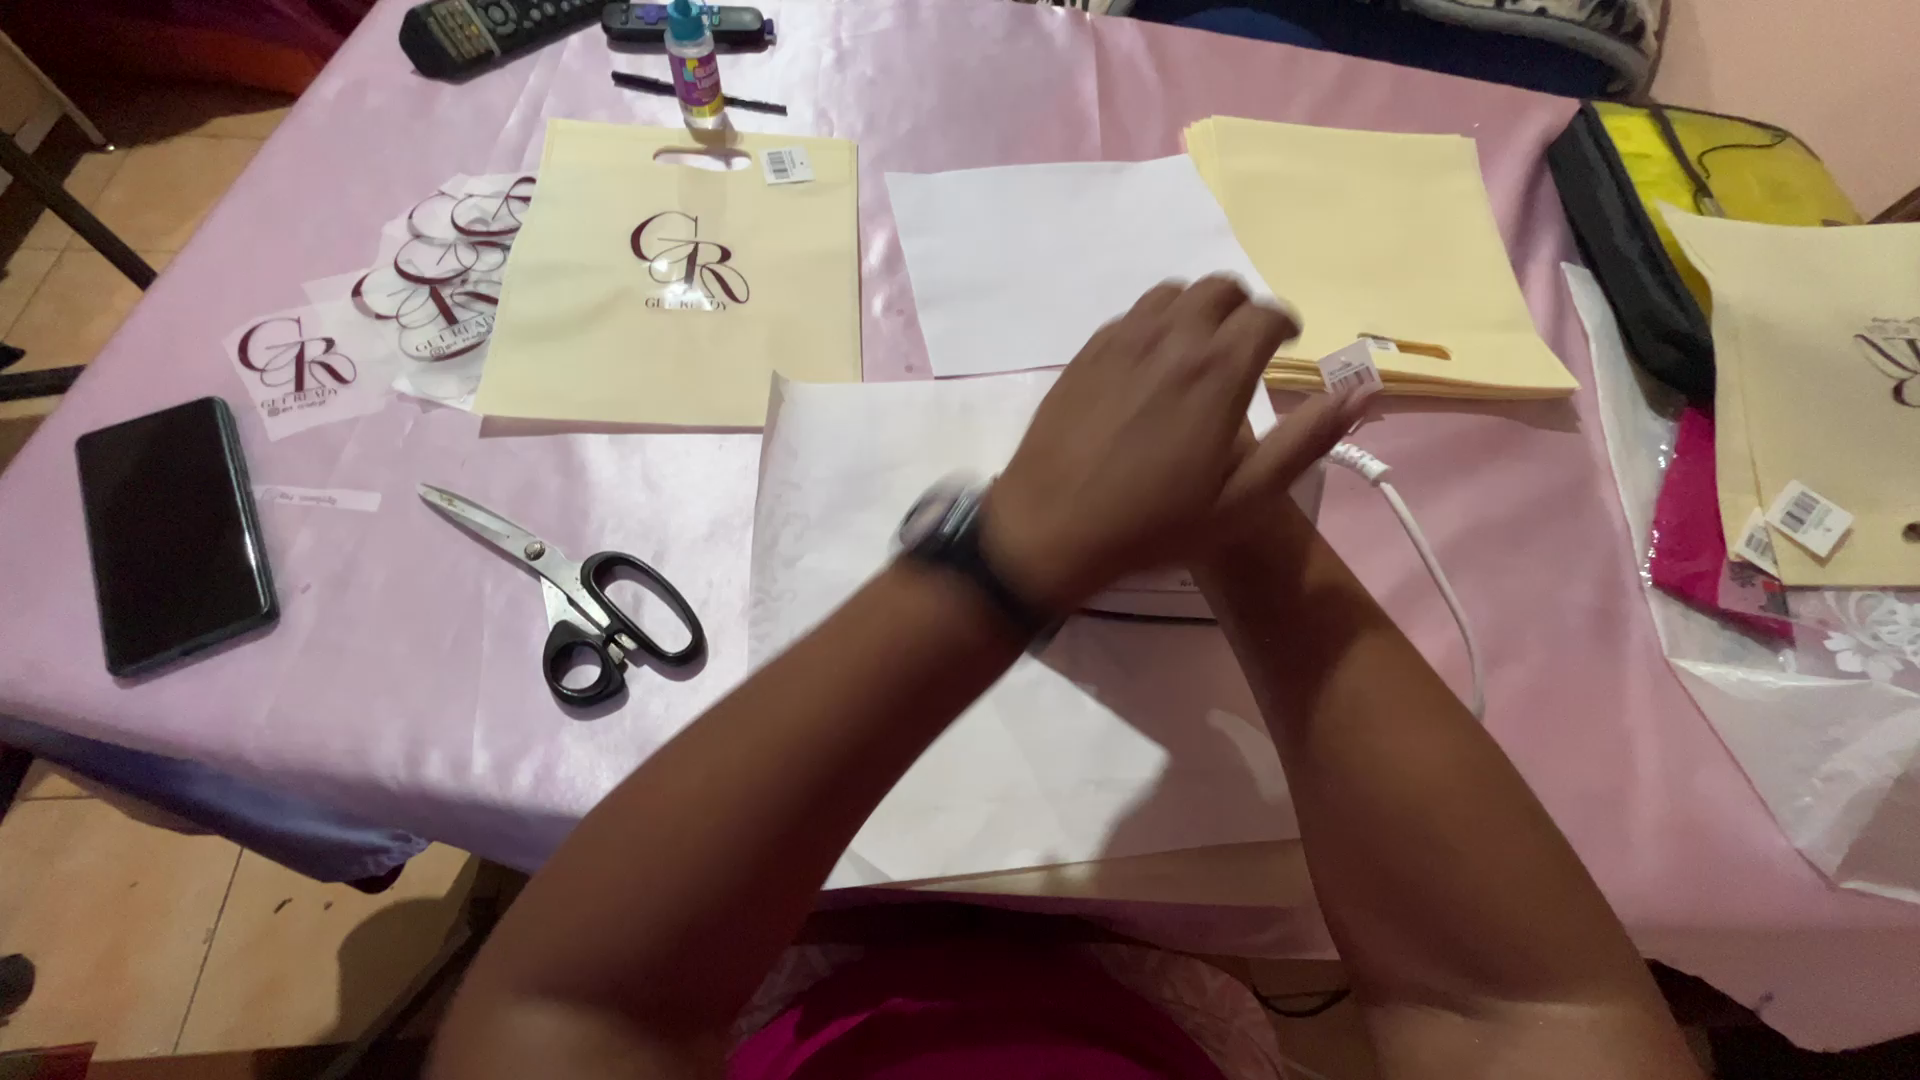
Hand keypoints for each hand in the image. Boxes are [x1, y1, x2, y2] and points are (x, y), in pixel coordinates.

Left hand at [984, 276, 1364, 612]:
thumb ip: (1305, 442)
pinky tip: (1148, 362)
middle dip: (1242, 308)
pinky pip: (1128, 317)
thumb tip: (1363, 392)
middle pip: (1218, 289)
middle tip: (1244, 344)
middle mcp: (1170, 339)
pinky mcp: (1084, 355)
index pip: (1265, 313)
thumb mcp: (1242, 501)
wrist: (1051, 528)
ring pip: (1170, 295)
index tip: (1285, 344)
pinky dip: (1152, 324)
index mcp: (1217, 369)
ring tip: (1197, 348)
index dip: (1283, 324)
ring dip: (1195, 310)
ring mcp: (1120, 343)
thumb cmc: (1152, 524)